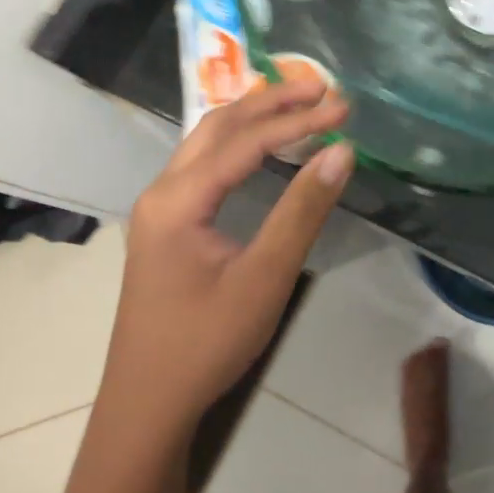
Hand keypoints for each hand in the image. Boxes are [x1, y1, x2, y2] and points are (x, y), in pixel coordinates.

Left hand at [106, 79, 352, 423]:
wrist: (149, 404)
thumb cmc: (207, 343)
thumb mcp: (264, 278)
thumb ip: (302, 211)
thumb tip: (341, 152)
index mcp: (178, 200)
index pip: (245, 141)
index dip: (297, 119)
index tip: (344, 107)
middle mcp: (163, 191)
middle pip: (218, 126)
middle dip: (272, 101)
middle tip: (323, 88)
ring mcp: (160, 209)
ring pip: (207, 142)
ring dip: (253, 117)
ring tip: (300, 103)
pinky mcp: (167, 226)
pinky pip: (204, 164)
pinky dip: (239, 143)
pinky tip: (264, 147)